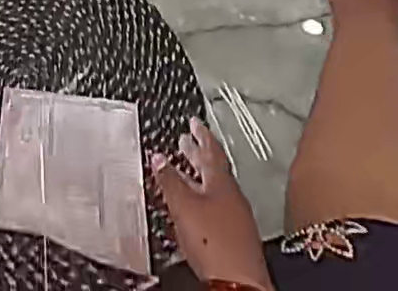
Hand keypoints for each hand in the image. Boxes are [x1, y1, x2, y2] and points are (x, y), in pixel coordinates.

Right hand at [153, 118, 273, 290]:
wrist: (239, 284)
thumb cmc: (215, 242)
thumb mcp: (183, 206)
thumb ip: (169, 180)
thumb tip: (158, 159)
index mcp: (221, 181)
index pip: (210, 149)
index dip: (200, 134)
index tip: (194, 122)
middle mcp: (231, 195)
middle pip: (213, 168)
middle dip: (198, 153)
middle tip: (187, 141)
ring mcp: (236, 216)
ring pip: (215, 188)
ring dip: (198, 177)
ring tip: (184, 172)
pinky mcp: (234, 236)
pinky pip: (217, 207)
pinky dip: (203, 199)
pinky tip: (194, 208)